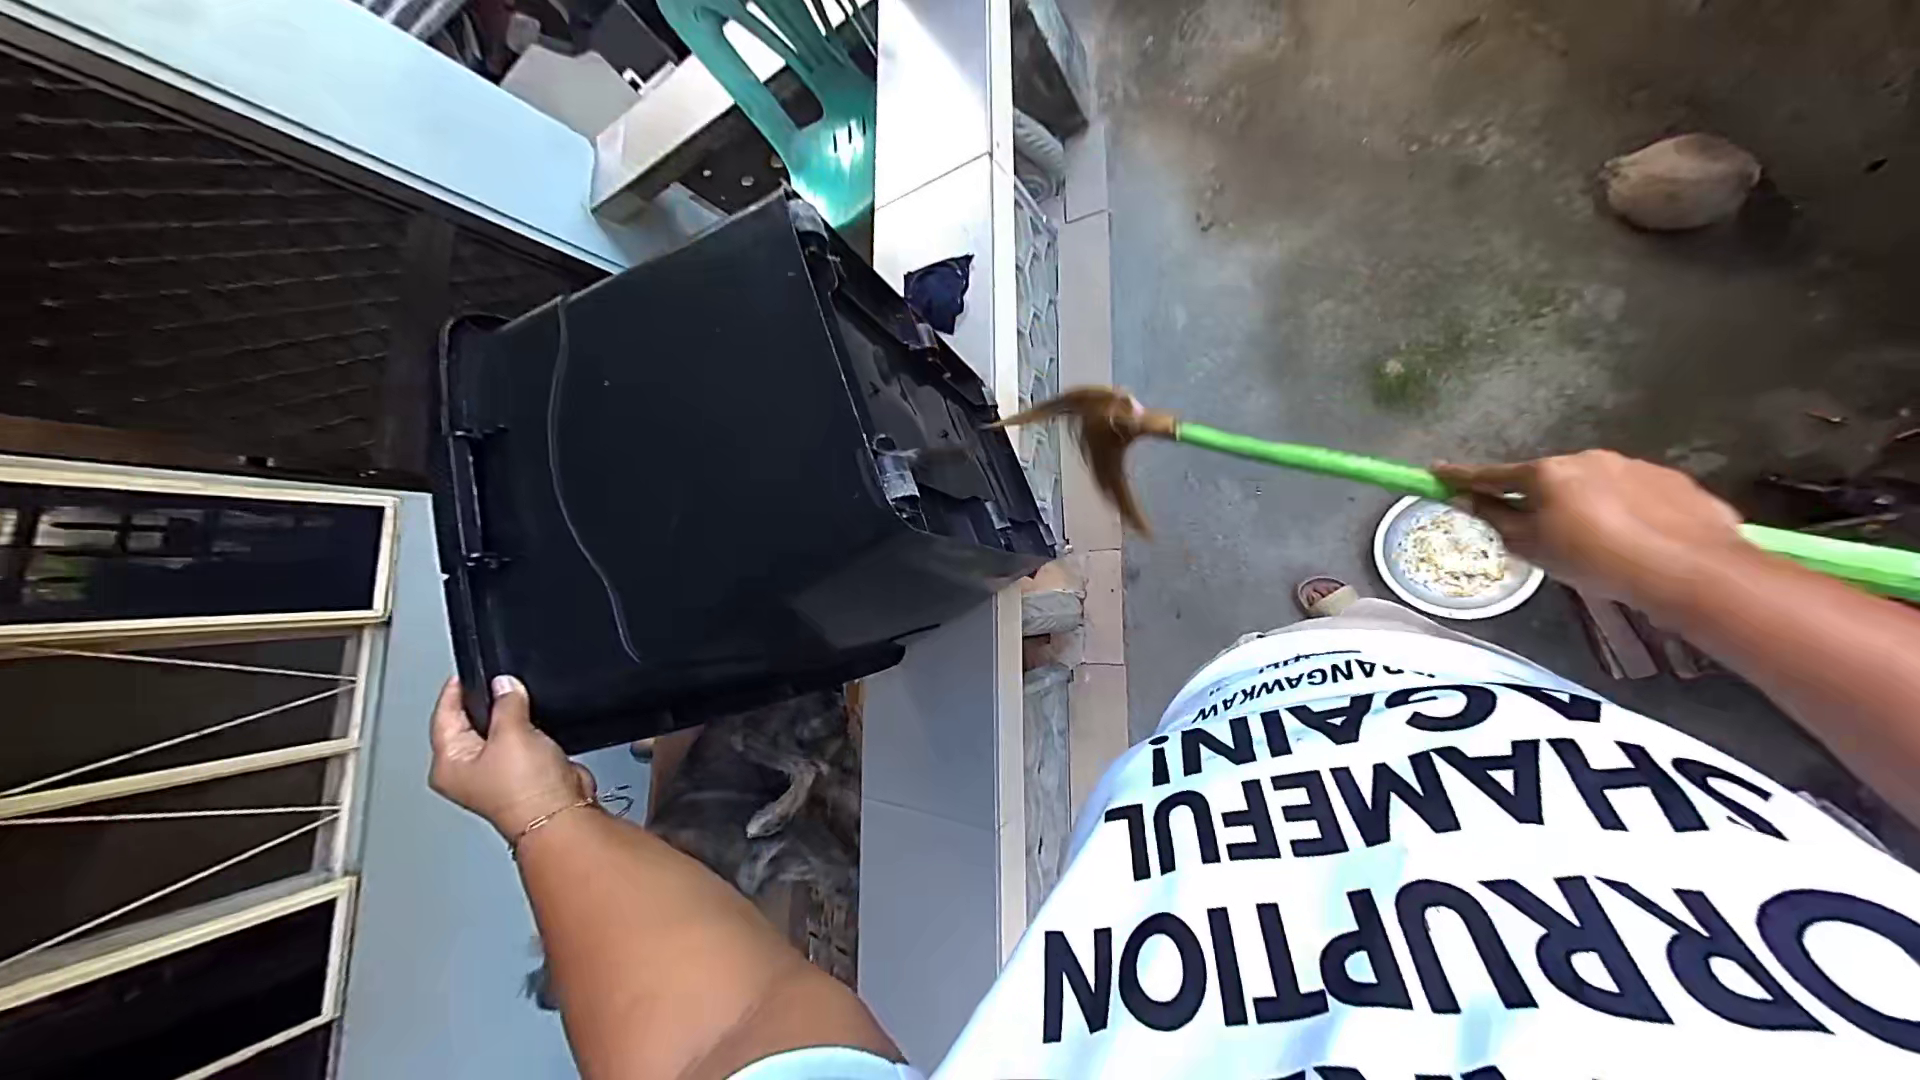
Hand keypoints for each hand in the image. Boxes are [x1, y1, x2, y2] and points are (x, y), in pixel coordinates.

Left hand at [429, 674, 595, 838]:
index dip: (454, 693)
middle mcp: (467, 770)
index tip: (464, 675)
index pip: (443, 719)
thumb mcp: (511, 733)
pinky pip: (521, 741)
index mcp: (448, 764)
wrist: (559, 810)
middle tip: (502, 683)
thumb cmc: (525, 789)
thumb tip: (504, 685)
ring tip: (523, 702)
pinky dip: (529, 729)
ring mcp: (495, 772)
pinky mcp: (523, 772)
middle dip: (487, 703)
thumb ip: (507, 703)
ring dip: (511, 717)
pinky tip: (539, 723)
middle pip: (469, 725)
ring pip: (498, 732)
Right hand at [1434, 450, 1748, 609]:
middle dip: (1532, 496)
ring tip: (1589, 538)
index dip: (1459, 476)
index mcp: (1546, 472)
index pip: (1490, 474)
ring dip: (1578, 503)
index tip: (1436, 471)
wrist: (1692, 571)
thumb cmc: (1593, 558)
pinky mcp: (1674, 482)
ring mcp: (1635, 466)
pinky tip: (1629, 538)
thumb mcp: (1529, 544)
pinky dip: (1619, 510)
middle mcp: (1588, 458)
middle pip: (1544, 477)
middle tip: (1531, 526)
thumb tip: (1468, 500)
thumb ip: (1494, 518)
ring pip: (1589, 484)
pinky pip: (1629, 493)